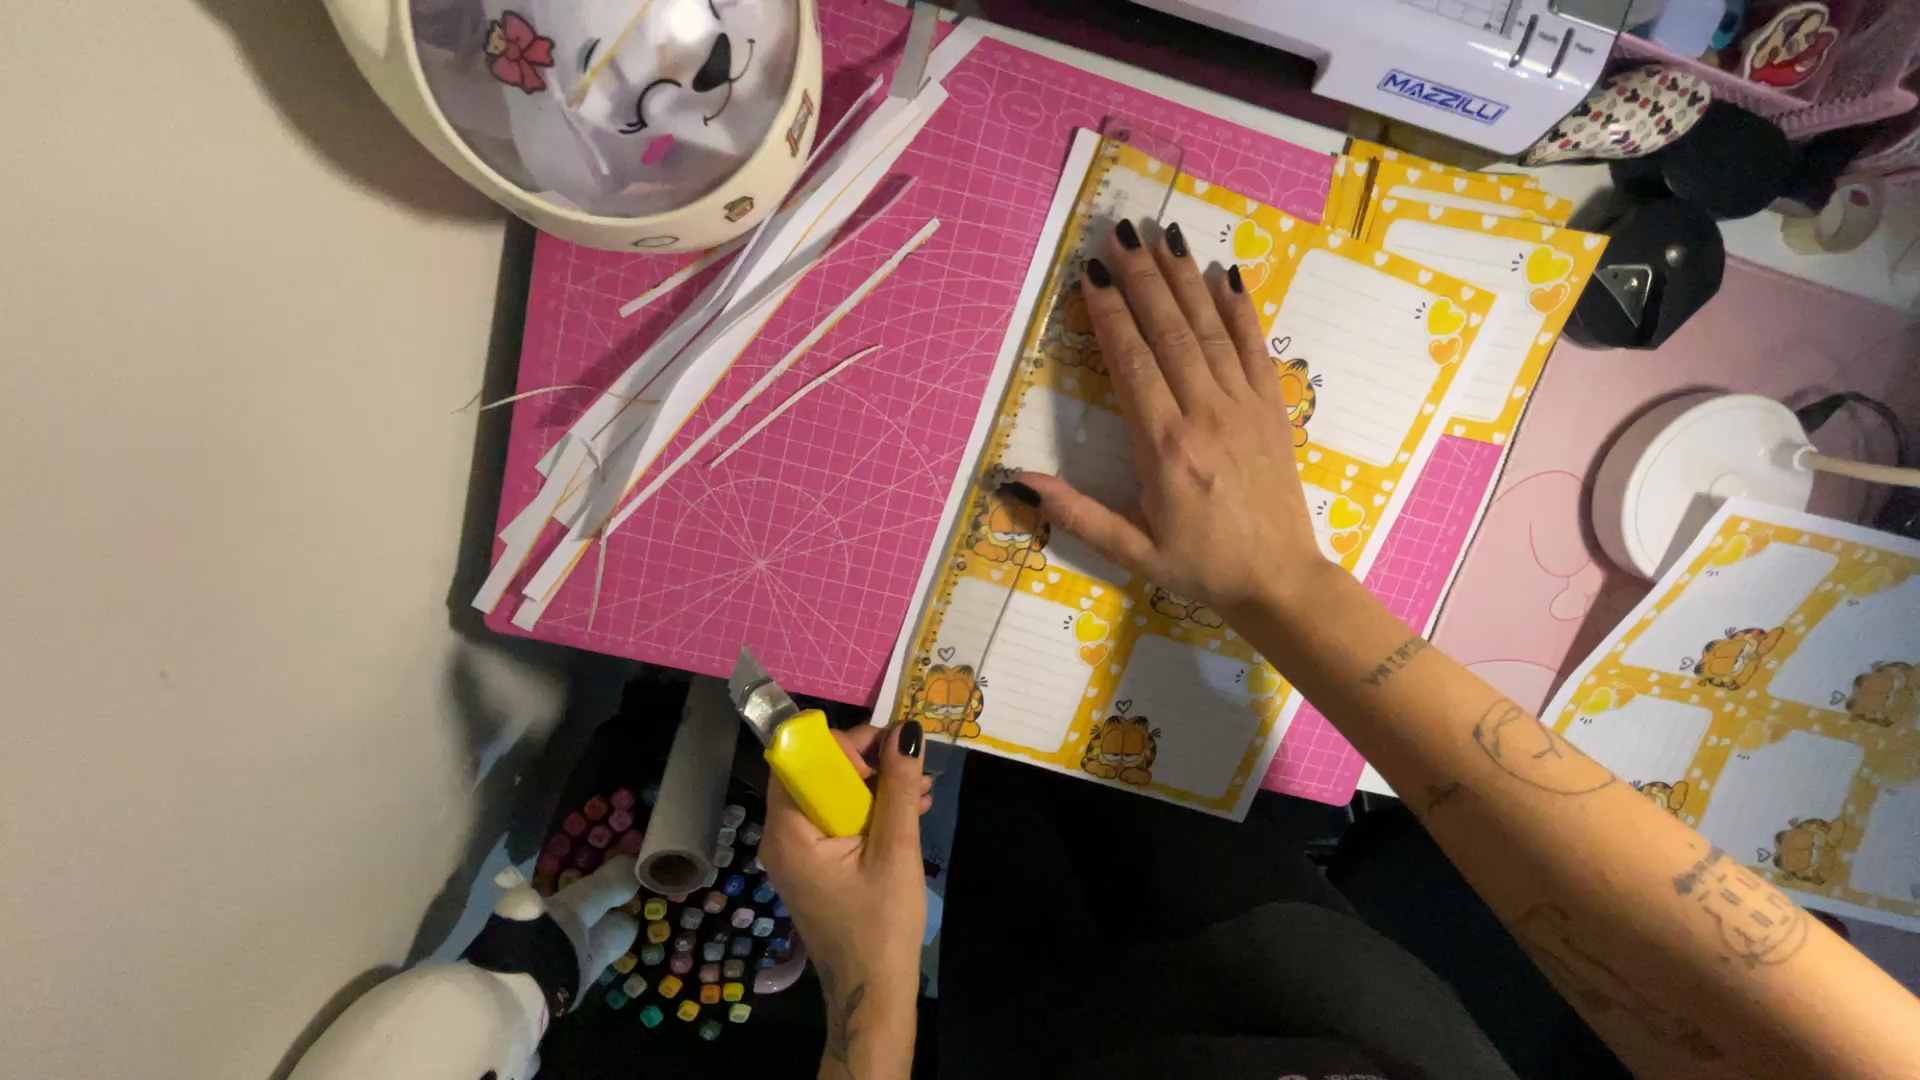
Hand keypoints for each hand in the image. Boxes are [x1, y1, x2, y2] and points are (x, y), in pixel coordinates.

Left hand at [761, 721, 931, 1079]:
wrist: (873, 996)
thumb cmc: (881, 925)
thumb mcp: (896, 848)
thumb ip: (899, 785)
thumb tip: (906, 730)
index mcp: (790, 831)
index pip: (800, 758)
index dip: (842, 744)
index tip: (887, 750)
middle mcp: (784, 835)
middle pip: (818, 772)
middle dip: (868, 762)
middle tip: (912, 766)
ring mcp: (800, 851)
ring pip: (834, 794)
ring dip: (877, 785)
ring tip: (922, 789)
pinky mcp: (818, 863)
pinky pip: (840, 818)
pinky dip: (872, 809)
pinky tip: (911, 810)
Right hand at [1013, 219, 1334, 621]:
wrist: (1278, 580)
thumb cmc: (1198, 566)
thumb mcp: (1128, 550)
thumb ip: (1073, 513)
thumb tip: (1014, 482)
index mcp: (1165, 447)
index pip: (1132, 363)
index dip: (1109, 314)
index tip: (1090, 274)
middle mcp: (1206, 414)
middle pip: (1169, 331)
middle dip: (1141, 278)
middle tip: (1119, 232)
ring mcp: (1245, 406)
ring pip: (1209, 329)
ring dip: (1184, 278)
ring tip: (1163, 234)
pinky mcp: (1272, 408)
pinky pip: (1255, 346)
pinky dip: (1240, 308)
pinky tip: (1226, 274)